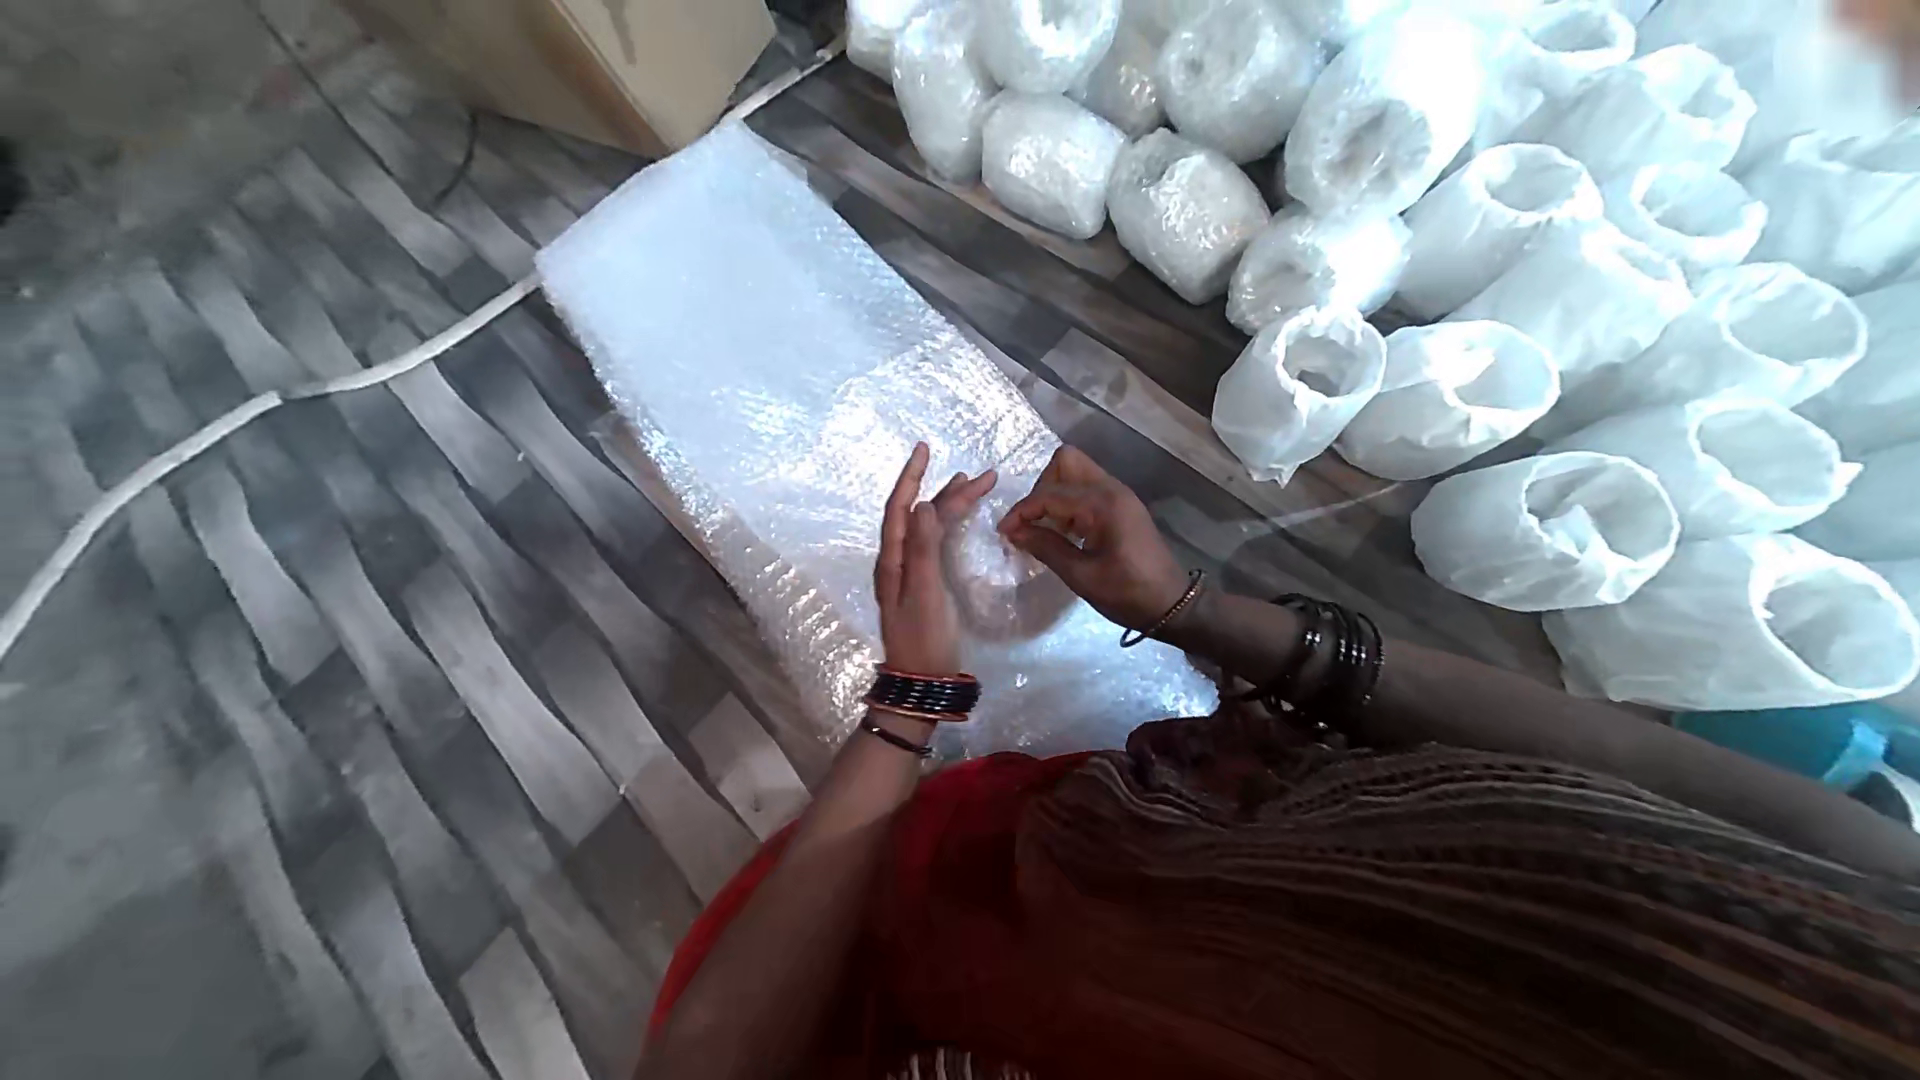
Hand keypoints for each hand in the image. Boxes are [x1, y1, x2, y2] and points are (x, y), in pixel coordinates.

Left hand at [874, 443, 997, 675]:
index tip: (924, 449)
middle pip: (919, 514)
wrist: (921, 682)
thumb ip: (923, 549)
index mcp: (893, 559)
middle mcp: (898, 560)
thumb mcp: (924, 594)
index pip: (899, 508)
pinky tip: (958, 521)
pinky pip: (934, 544)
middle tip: (979, 475)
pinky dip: (948, 526)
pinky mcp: (924, 584)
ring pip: (928, 528)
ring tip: (973, 486)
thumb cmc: (924, 640)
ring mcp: (911, 573)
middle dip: (945, 491)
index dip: (911, 477)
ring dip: (948, 506)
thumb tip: (924, 504)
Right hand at [998, 446, 1188, 630]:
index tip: (1004, 532)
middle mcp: (1112, 489)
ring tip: (1046, 528)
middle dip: (1041, 487)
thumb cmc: (1128, 593)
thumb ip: (1045, 548)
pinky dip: (1069, 501)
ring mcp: (1119, 494)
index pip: (1050, 494)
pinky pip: (1086, 488)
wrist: (1172, 604)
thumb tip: (1013, 532)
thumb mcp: (1082, 576)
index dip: (1022, 512)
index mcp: (1103, 504)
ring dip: (1054, 493)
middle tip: (1032, 522)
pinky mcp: (1121, 505)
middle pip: (1066, 462)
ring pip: (1076, 472)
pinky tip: (1065, 531)